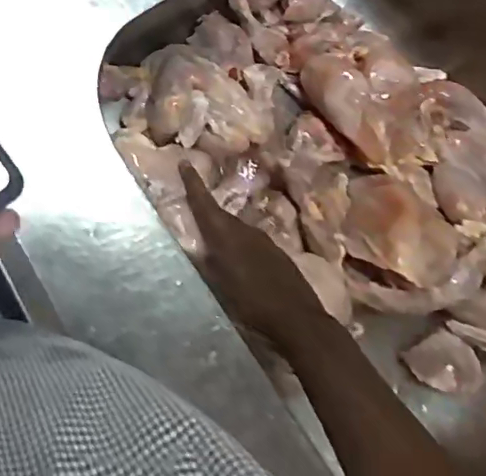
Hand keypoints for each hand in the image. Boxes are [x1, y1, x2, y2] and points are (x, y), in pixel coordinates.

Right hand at [179, 167, 320, 326]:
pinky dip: (242, 248)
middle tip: (194, 216)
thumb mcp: (216, 285)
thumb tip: (188, 245)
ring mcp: (265, 241)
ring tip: (217, 247)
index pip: (203, 201)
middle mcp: (244, 229)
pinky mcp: (279, 255)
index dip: (192, 181)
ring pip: (238, 231)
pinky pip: (253, 244)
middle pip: (220, 216)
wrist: (300, 322)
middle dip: (207, 213)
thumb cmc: (250, 303)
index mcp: (224, 233)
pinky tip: (242, 265)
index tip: (185, 162)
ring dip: (226, 234)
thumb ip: (201, 262)